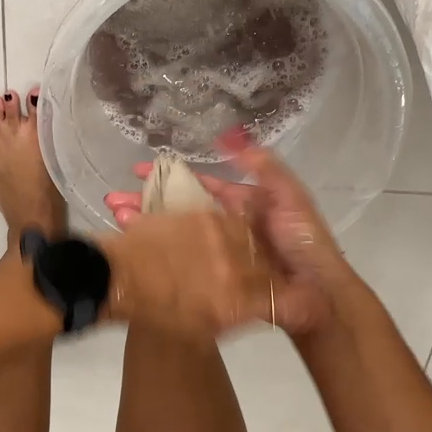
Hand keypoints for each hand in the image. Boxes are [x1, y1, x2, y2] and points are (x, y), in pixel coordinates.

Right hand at [103, 128, 351, 336]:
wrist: (317, 294)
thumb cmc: (303, 241)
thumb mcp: (288, 195)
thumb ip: (262, 166)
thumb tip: (228, 137)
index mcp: (240, 207)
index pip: (198, 186)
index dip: (169, 176)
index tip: (137, 171)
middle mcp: (224, 228)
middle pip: (178, 210)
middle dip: (145, 202)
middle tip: (114, 198)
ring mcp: (216, 256)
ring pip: (173, 235)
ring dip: (143, 226)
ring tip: (114, 219)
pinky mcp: (212, 282)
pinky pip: (179, 264)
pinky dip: (155, 256)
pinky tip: (132, 248)